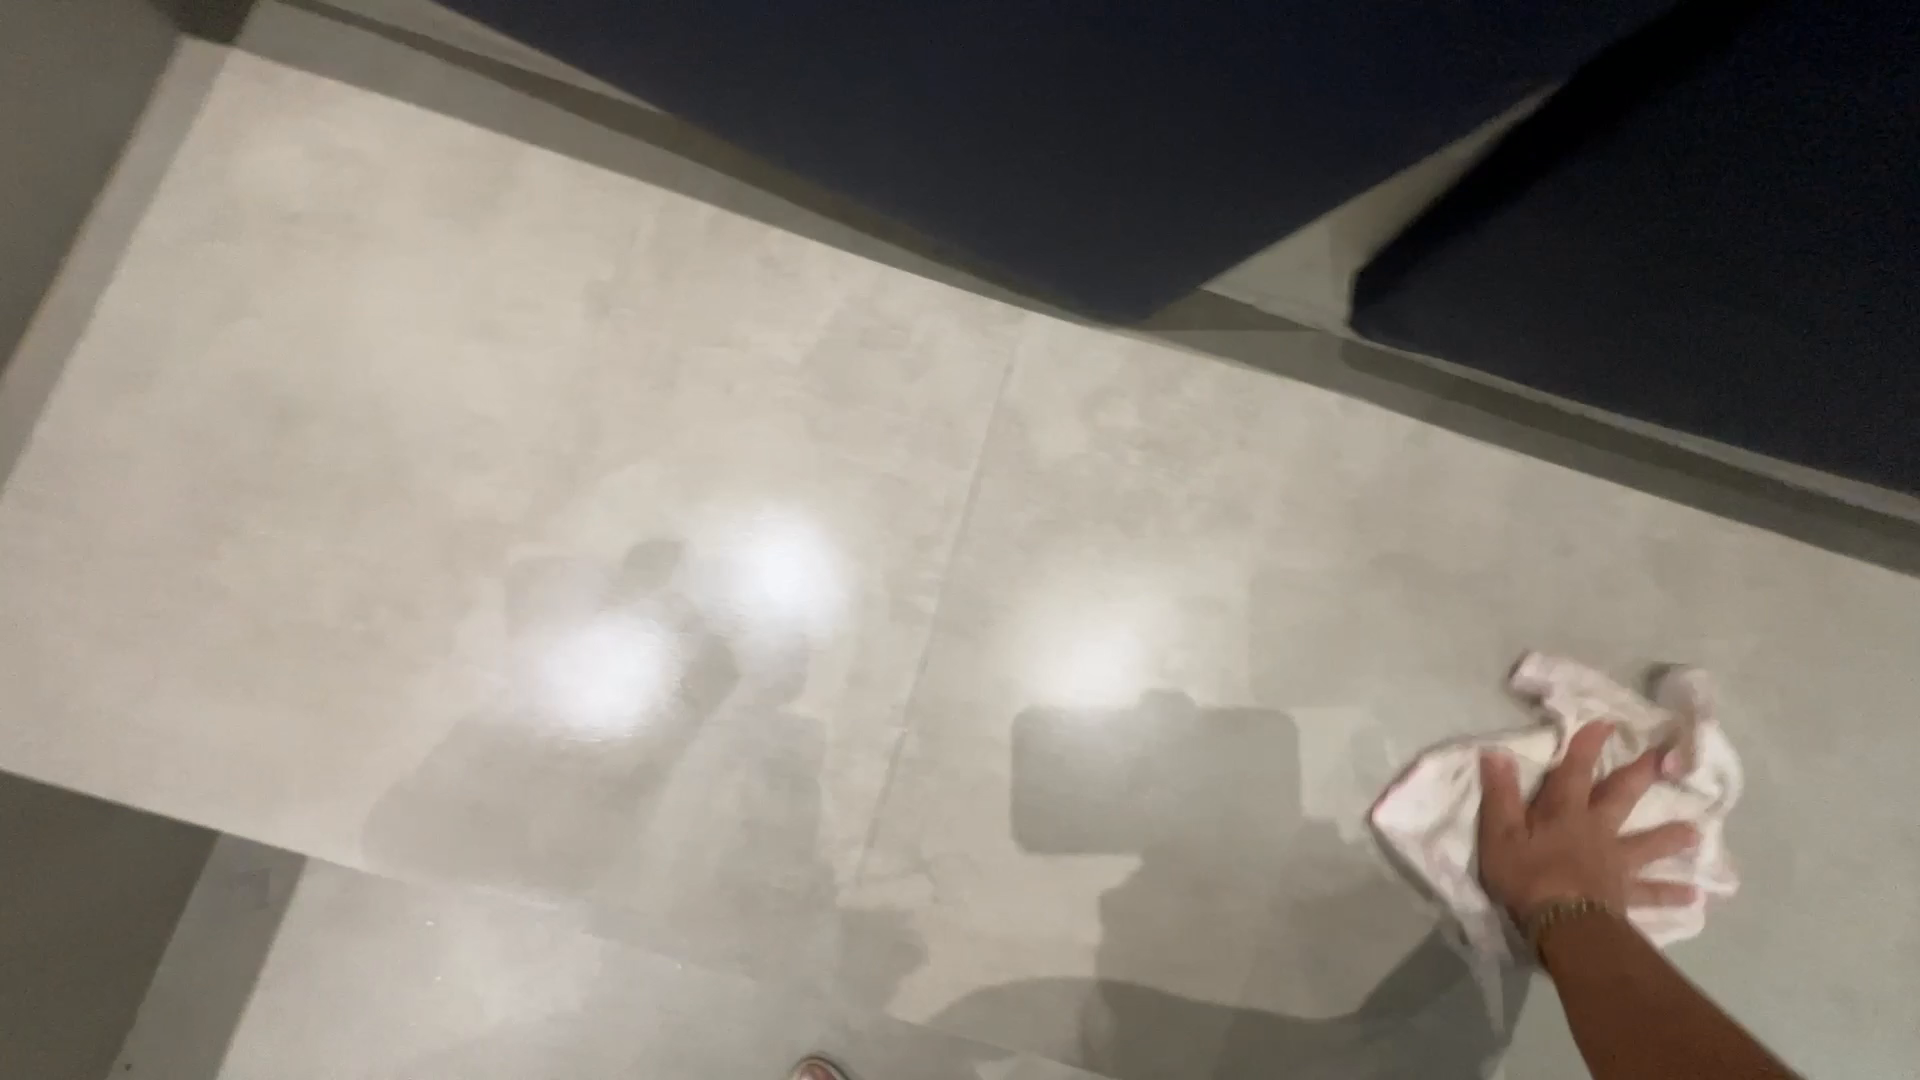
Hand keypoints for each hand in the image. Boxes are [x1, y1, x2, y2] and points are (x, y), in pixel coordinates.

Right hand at [1478, 722, 1699, 919]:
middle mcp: (1596, 831)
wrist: (1564, 925)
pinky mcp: (1625, 895)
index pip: (1574, 772)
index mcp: (1563, 812)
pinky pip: (1652, 894)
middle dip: (1638, 777)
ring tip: (1696, 833)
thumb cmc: (1525, 873)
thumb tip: (1498, 752)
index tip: (1606, 723)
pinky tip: (1695, 896)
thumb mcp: (1499, 830)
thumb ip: (1500, 792)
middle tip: (1665, 761)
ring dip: (1670, 838)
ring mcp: (1616, 863)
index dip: (1587, 747)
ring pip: (1647, 845)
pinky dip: (1671, 894)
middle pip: (1619, 799)